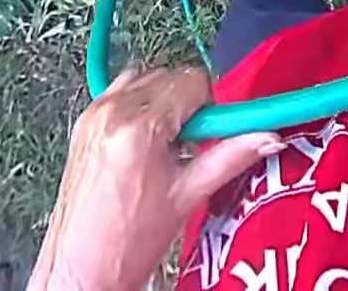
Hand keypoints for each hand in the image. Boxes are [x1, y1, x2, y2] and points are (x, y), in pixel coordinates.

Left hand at [26, 68, 279, 290]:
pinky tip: (147, 134)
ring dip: (166, 97)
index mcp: (139, 127)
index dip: (211, 103)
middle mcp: (114, 111)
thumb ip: (232, 156)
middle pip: (172, 76)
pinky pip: (123, 87)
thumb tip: (270, 137)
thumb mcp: (188, 196)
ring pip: (149, 76)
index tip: (215, 128)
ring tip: (170, 139)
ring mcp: (96, 113)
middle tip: (194, 140)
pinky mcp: (85, 121)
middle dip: (190, 101)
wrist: (78, 277)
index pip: (193, 82)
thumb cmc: (128, 244)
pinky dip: (141, 99)